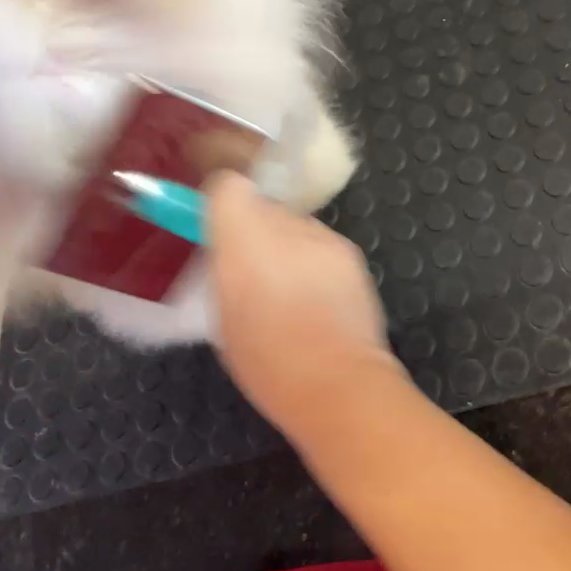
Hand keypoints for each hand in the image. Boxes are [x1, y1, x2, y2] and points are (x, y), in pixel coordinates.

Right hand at [204, 171, 395, 425]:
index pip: (228, 187)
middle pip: (264, 206)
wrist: (338, 382)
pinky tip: (315, 297)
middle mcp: (288, 226)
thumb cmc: (267, 361)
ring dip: (286, 245)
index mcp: (244, 238)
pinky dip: (313, 261)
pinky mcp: (354, 254)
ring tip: (286, 289)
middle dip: (255, 230)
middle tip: (249, 269)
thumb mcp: (222, 315)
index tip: (217, 232)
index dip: (221, 206)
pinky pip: (322, 245)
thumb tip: (228, 250)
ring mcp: (326, 238)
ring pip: (296, 226)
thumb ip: (223, 268)